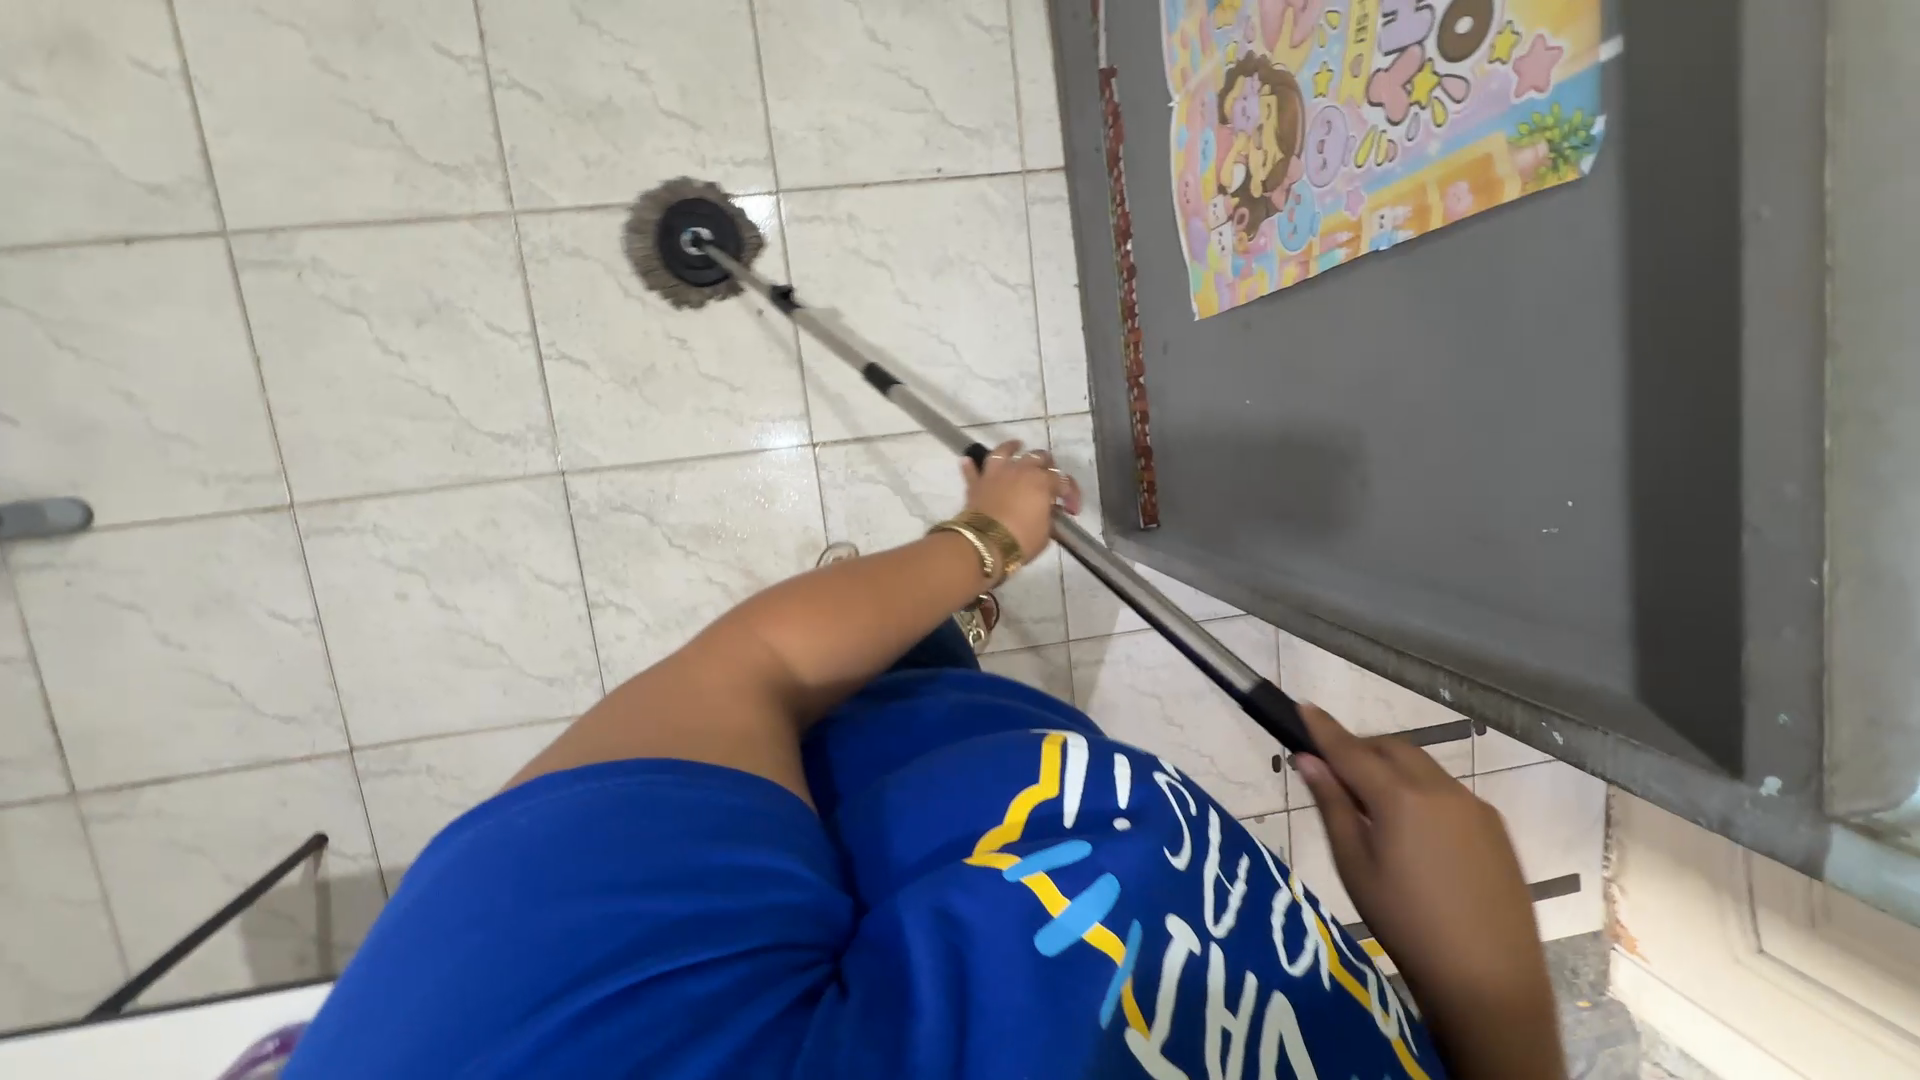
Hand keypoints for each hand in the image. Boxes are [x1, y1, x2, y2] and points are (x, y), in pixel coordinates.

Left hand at [961, 440, 1081, 563]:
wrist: (984, 544)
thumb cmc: (1021, 539)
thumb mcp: (1046, 533)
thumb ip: (1049, 518)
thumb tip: (1048, 512)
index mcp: (1042, 481)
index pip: (1064, 481)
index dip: (1072, 495)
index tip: (1072, 510)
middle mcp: (1020, 470)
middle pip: (1038, 457)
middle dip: (1047, 465)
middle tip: (1049, 477)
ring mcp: (996, 474)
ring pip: (1004, 451)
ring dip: (1012, 447)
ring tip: (1016, 446)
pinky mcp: (976, 483)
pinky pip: (972, 470)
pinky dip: (970, 465)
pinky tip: (968, 460)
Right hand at [1292, 705, 1563, 1077]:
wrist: (1489, 979)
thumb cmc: (1404, 923)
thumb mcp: (1354, 865)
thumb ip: (1332, 805)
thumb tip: (1307, 760)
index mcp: (1400, 798)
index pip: (1351, 750)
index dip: (1324, 728)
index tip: (1302, 706)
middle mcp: (1441, 790)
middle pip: (1392, 748)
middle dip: (1360, 748)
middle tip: (1335, 772)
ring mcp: (1474, 808)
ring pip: (1422, 767)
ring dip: (1392, 768)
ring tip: (1373, 806)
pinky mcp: (1495, 829)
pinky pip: (1447, 791)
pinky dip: (1420, 791)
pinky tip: (1413, 833)